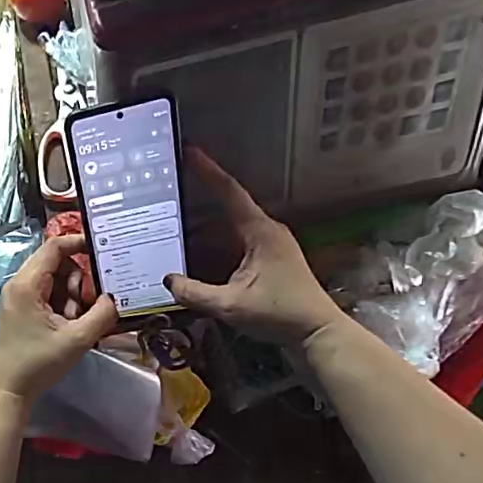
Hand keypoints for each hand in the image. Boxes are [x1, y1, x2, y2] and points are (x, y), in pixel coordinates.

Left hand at [0, 233, 118, 403]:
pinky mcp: (21, 308)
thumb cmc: (39, 363)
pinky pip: (46, 293)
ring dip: (70, 295)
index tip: (102, 250)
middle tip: (84, 306)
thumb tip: (115, 297)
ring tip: (73, 320)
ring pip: (53, 279)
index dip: (78, 243)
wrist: (11, 388)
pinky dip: (61, 303)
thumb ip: (102, 313)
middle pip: (56, 262)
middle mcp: (18, 284)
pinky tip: (66, 324)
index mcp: (26, 284)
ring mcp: (17, 296)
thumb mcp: (77, 339)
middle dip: (76, 280)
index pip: (54, 247)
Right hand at [165, 149, 347, 343]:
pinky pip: (233, 247)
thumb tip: (167, 280)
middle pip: (224, 212)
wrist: (316, 332)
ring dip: (201, 236)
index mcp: (260, 232)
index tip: (190, 151)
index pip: (230, 193)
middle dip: (195, 209)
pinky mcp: (267, 261)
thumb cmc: (278, 313)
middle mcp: (265, 232)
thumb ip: (194, 292)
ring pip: (227, 233)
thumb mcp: (230, 305)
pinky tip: (192, 261)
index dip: (208, 171)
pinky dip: (212, 251)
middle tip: (166, 202)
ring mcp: (268, 246)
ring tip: (170, 235)